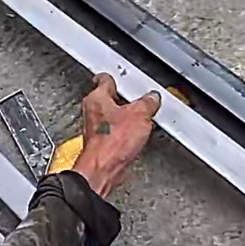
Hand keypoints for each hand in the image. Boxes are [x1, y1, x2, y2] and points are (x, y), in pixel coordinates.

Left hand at [69, 74, 160, 197]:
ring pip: (113, 117)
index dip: (116, 77)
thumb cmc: (112, 142)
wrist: (104, 168)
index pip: (105, 80)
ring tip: (140, 121)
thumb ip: (147, 103)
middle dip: (126, 100)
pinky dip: (125, 133)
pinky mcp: (102, 143)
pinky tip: (134, 137)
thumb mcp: (140, 114)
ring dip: (126, 118)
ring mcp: (95, 128)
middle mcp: (92, 112)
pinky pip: (115, 132)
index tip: (121, 76)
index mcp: (96, 98)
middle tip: (139, 101)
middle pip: (111, 99)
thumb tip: (152, 99)